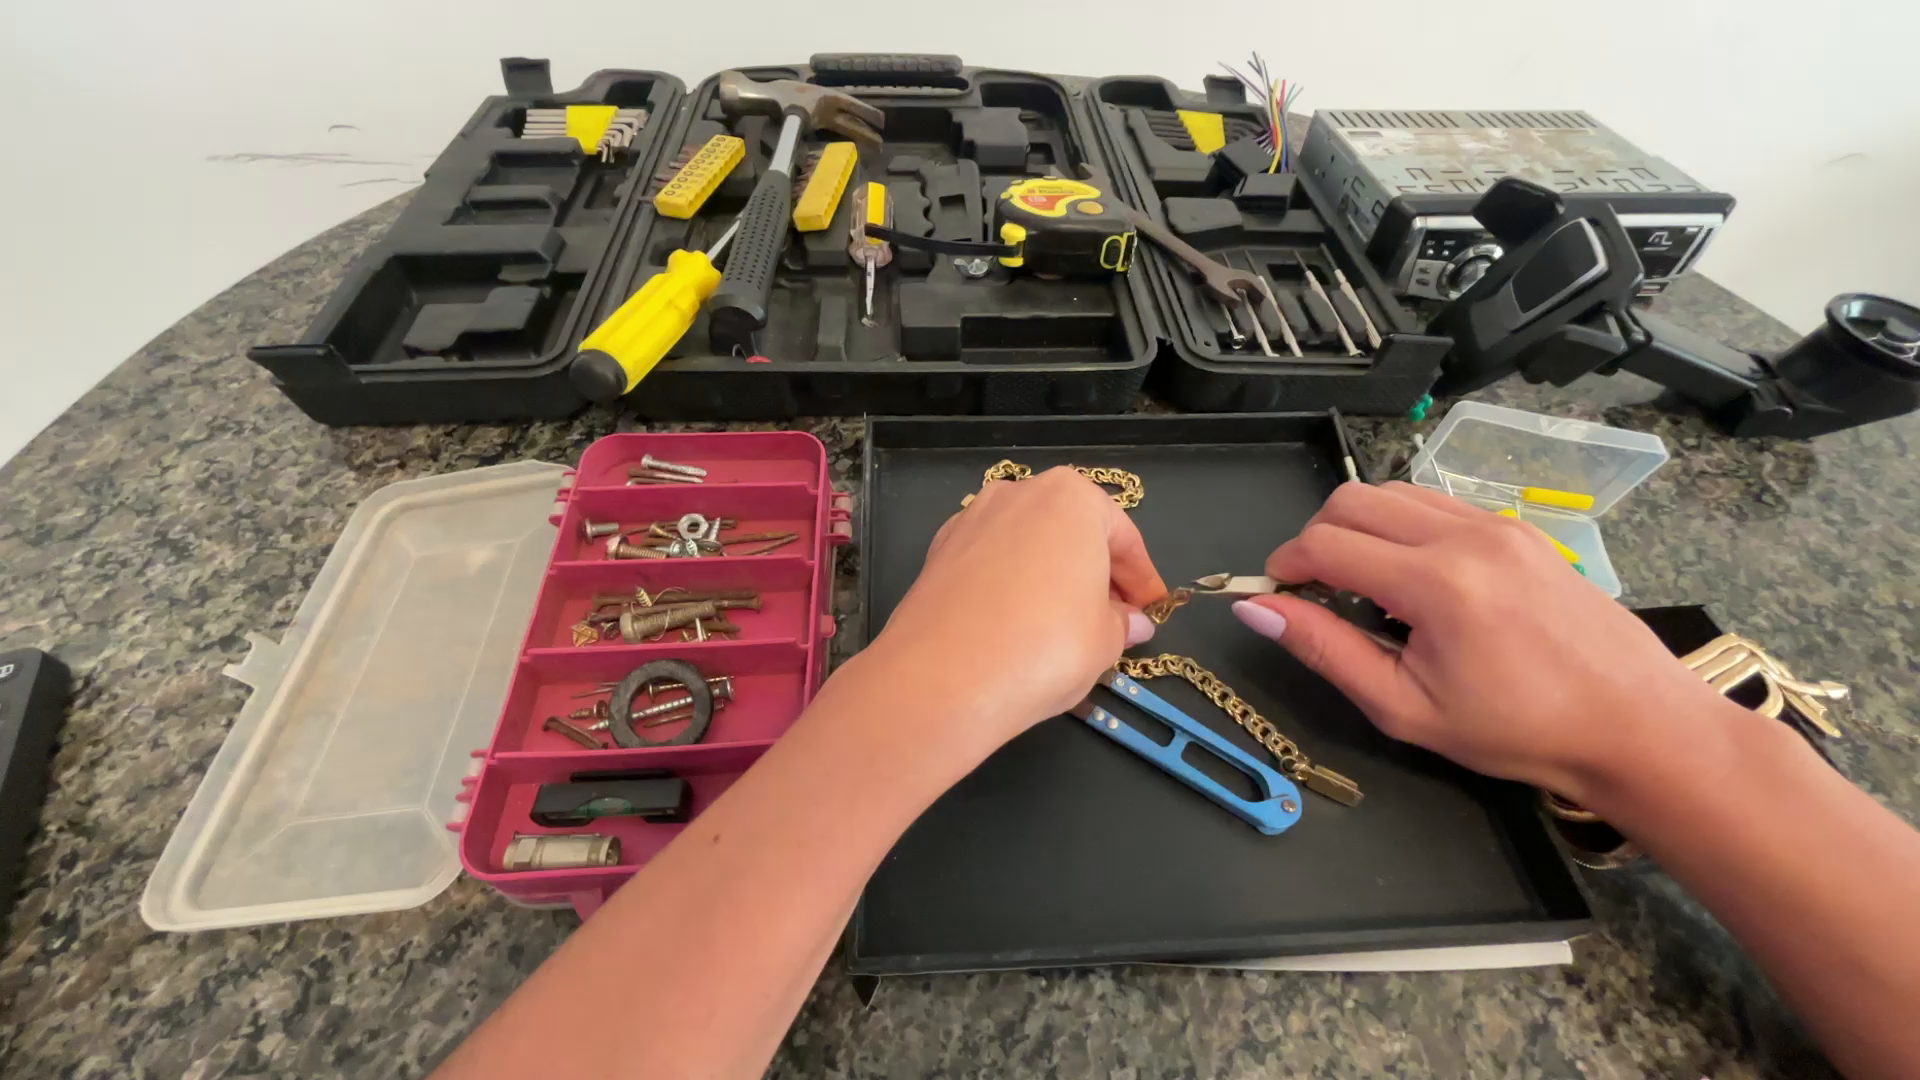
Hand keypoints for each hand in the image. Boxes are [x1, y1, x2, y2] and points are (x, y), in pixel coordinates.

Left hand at [861, 467, 1167, 758]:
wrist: (944, 676)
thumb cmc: (1047, 646)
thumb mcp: (1105, 640)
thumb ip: (1121, 622)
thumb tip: (1130, 620)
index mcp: (1072, 497)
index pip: (1122, 536)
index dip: (1141, 579)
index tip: (1150, 610)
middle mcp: (1018, 493)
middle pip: (1071, 532)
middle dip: (1095, 572)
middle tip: (1112, 618)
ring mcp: (971, 519)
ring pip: (1027, 545)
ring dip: (1051, 576)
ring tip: (1064, 623)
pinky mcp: (938, 551)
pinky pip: (991, 563)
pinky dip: (1010, 585)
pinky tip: (1016, 623)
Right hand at [1231, 481, 1729, 805]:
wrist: (1640, 726)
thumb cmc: (1515, 730)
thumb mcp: (1402, 705)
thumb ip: (1324, 648)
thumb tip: (1255, 609)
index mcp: (1437, 582)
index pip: (1325, 543)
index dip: (1285, 566)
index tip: (1278, 597)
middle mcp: (1465, 535)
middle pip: (1351, 500)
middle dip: (1314, 538)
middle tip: (1316, 590)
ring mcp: (1496, 524)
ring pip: (1390, 493)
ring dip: (1354, 527)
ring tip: (1362, 582)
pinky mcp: (1516, 527)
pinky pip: (1431, 503)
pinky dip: (1396, 525)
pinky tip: (1409, 574)